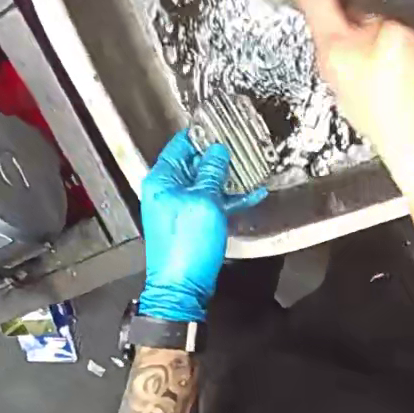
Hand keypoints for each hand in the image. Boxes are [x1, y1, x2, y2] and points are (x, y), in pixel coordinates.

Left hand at [138, 129, 265, 322]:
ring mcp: (181, 209)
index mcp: (161, 181)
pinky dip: (230, 199)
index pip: (180, 145)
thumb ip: (211, 174)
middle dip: (218, 154)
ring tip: (251, 165)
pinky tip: (252, 194)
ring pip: (207, 184)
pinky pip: (213, 204)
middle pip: (195, 163)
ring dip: (228, 176)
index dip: (201, 133)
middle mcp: (167, 192)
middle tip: (241, 142)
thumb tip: (218, 152)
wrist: (183, 288)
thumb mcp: (203, 203)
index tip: (220, 123)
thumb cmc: (186, 248)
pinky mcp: (194, 225)